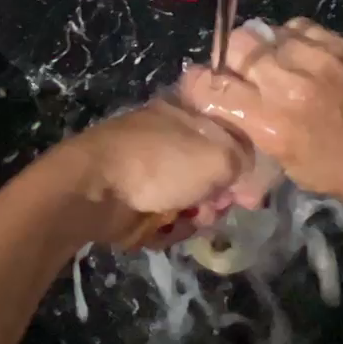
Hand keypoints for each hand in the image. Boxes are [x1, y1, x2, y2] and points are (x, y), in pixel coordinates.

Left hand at [51, 98, 253, 245]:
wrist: (91, 189)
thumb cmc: (158, 163)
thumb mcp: (217, 156)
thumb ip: (242, 164)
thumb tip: (246, 183)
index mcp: (184, 113)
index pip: (229, 135)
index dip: (245, 163)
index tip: (251, 189)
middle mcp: (167, 137)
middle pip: (210, 171)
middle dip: (218, 194)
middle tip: (215, 208)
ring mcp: (147, 170)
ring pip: (189, 198)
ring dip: (195, 215)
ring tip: (188, 221)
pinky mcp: (132, 199)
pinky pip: (165, 216)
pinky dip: (168, 227)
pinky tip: (165, 229)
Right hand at [180, 19, 342, 213]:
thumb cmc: (340, 172)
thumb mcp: (285, 164)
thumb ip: (251, 128)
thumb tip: (222, 102)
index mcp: (271, 124)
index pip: (213, 87)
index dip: (198, 84)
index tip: (201, 86)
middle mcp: (288, 84)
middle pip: (236, 45)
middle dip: (230, 58)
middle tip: (240, 72)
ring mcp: (315, 58)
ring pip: (265, 31)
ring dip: (262, 48)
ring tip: (273, 64)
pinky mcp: (337, 43)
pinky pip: (296, 26)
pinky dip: (289, 39)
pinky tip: (298, 56)